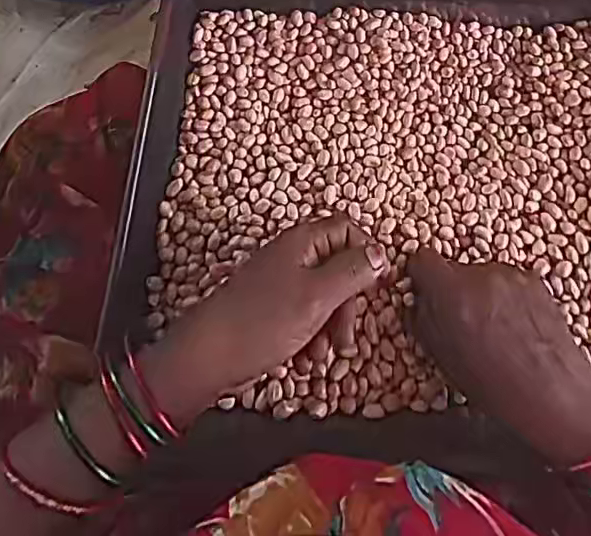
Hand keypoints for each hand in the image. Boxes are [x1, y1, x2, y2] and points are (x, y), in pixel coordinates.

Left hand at [147, 217, 389, 409]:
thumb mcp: (318, 296)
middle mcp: (292, 255)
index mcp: (302, 241)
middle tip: (345, 336)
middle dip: (347, 305)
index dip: (366, 255)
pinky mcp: (273, 308)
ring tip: (321, 354)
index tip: (376, 287)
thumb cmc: (260, 320)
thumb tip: (380, 253)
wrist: (210, 354)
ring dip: (330, 327)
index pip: (347, 230)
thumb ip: (352, 272)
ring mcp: (281, 282)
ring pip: (324, 297)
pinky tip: (304, 359)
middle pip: (339, 268)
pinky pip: (306, 317)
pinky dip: (311, 337)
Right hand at [407, 250, 590, 466]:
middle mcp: (479, 275)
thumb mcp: (443, 357)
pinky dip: (506, 297)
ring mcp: (508, 274)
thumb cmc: (496, 385)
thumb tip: (417, 300)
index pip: (422, 258)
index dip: (421, 275)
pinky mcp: (533, 279)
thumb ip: (423, 319)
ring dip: (482, 293)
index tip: (425, 289)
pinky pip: (507, 281)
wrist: (557, 395)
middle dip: (454, 289)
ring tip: (496, 329)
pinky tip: (516, 327)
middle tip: (463, 321)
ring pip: (482, 275)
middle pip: (454, 268)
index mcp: (450, 292)